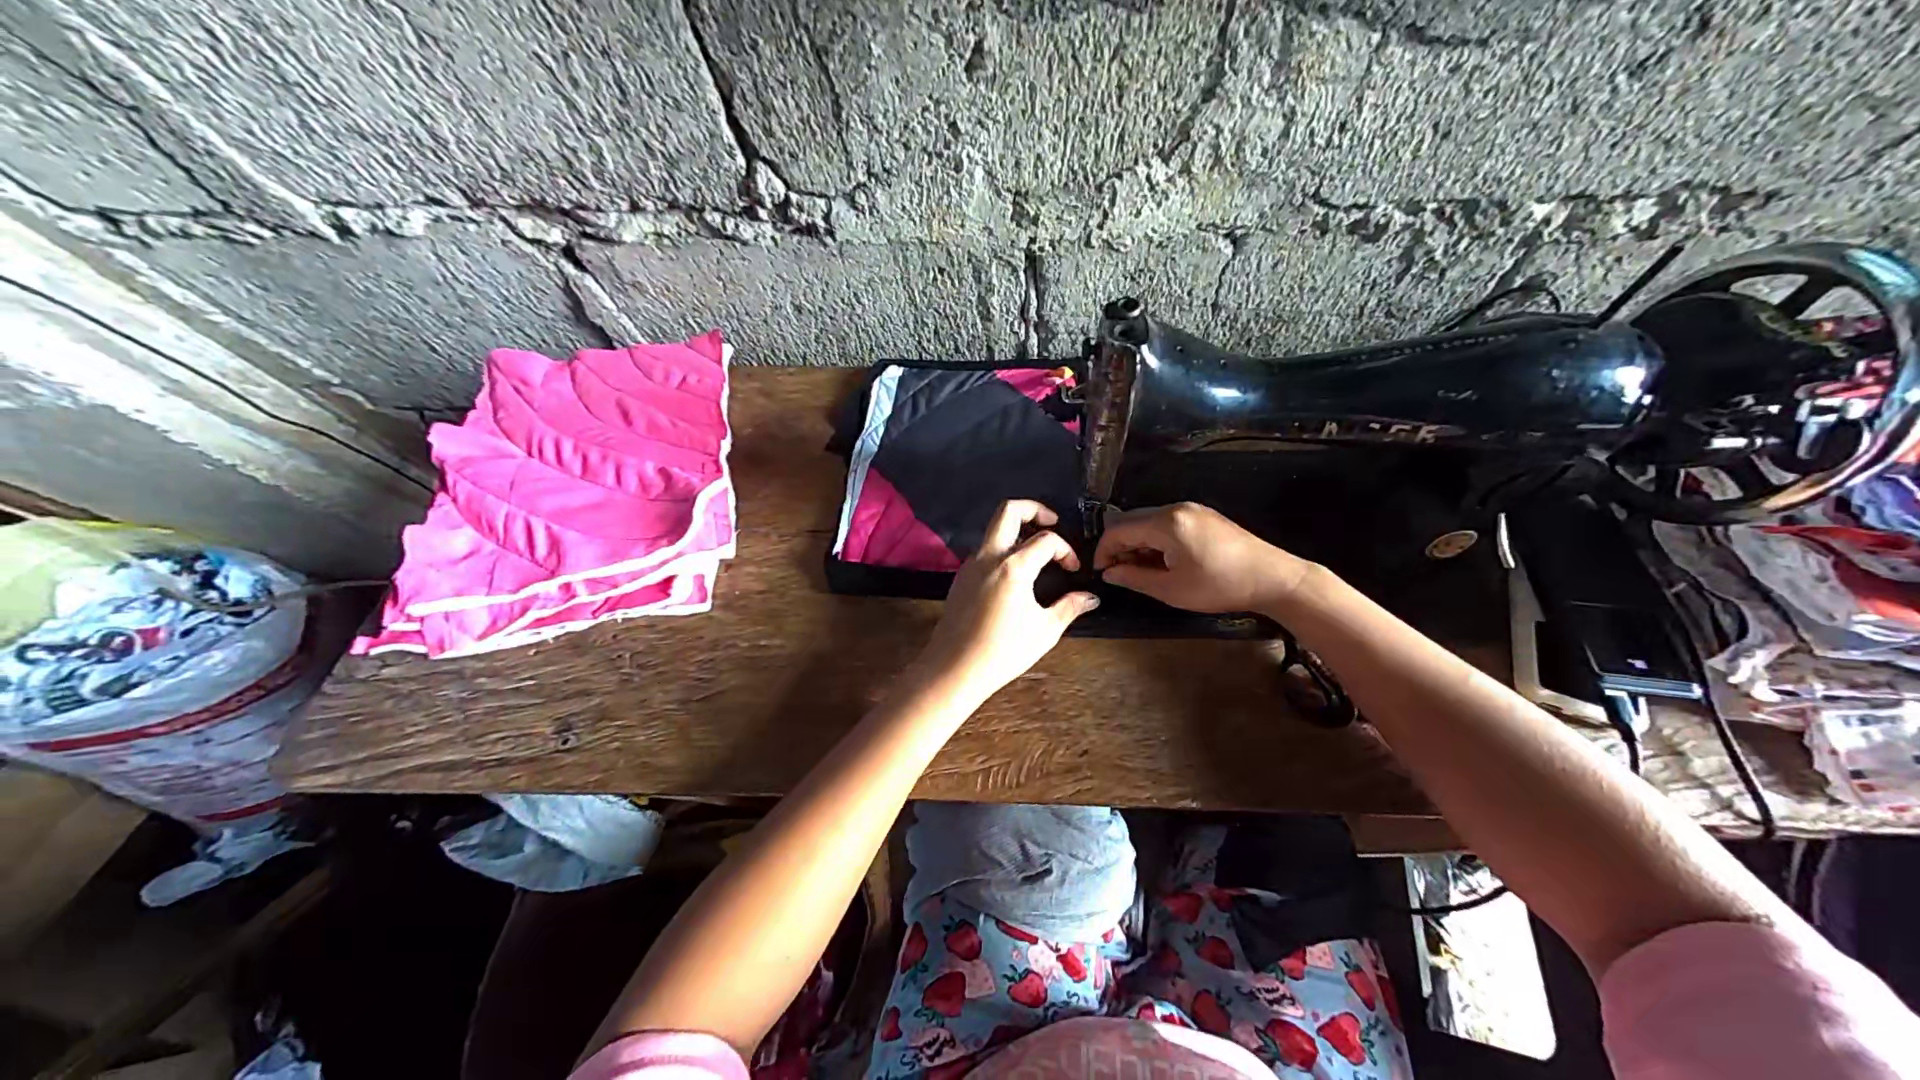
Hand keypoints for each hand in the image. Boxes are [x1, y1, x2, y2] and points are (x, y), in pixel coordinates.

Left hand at [916, 500, 1099, 697]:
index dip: (1066, 550)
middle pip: (1009, 510)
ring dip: (1016, 528)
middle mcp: (988, 558)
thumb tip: (1089, 598)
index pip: (1046, 539)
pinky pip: (983, 549)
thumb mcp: (1045, 630)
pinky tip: (1015, 571)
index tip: (1072, 568)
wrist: (954, 668)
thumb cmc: (1000, 652)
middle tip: (1052, 521)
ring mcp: (971, 565)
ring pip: (993, 528)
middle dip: (1034, 509)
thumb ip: (1069, 607)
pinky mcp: (961, 577)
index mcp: (1013, 567)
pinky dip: (1002, 548)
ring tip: (1035, 546)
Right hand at [1093, 502, 1316, 613]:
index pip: (1118, 530)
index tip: (1101, 572)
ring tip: (1141, 571)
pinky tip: (1162, 561)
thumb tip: (1109, 573)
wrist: (1273, 578)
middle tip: (1119, 573)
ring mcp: (1191, 509)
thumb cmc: (1220, 586)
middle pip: (1130, 520)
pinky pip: (1166, 522)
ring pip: (1147, 520)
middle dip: (1118, 546)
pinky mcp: (1203, 515)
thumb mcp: (1171, 589)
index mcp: (1165, 523)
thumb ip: (1133, 578)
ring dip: (1137, 543)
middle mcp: (1176, 508)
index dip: (1103, 551)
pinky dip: (1155, 539)